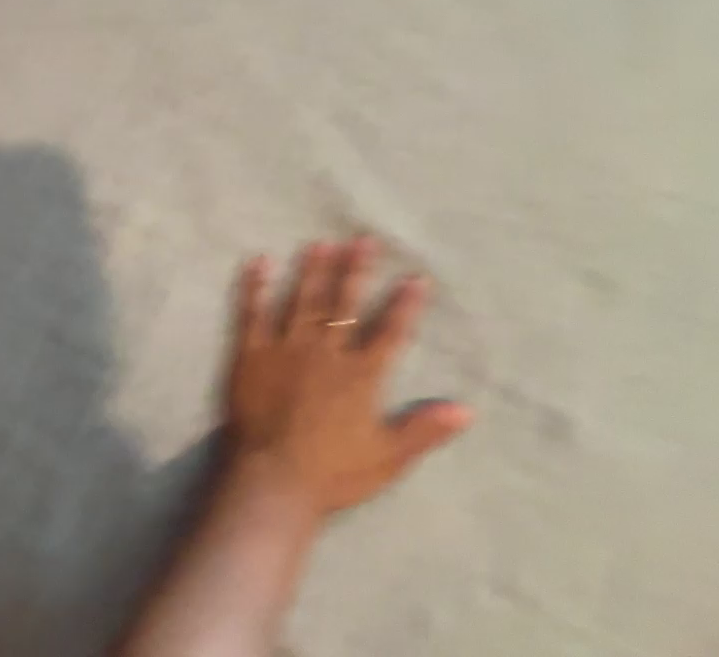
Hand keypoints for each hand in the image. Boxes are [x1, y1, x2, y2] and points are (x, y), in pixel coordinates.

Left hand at [225, 235, 471, 517]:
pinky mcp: (250, 352)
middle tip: (362, 239)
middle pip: (342, 303)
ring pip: (301, 299)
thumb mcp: (388, 457)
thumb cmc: (332, 473)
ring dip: (311, 270)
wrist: (271, 479)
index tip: (416, 277)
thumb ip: (425, 429)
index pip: (389, 331)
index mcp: (360, 376)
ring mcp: (284, 348)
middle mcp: (324, 352)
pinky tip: (259, 261)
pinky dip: (255, 285)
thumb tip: (468, 409)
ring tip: (320, 243)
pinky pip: (252, 312)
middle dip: (355, 269)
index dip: (404, 304)